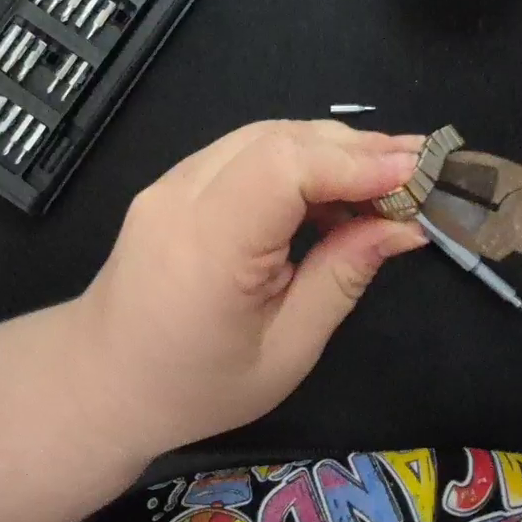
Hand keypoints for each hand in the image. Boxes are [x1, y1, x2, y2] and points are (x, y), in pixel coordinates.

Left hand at [73, 121, 427, 453]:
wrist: (103, 379)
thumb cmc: (198, 386)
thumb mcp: (286, 351)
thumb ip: (343, 277)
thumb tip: (406, 226)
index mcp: (208, 247)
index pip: (284, 169)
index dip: (354, 162)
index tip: (415, 173)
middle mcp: (182, 197)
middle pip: (277, 139)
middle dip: (354, 148)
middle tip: (417, 168)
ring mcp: (170, 181)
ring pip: (262, 135)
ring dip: (328, 148)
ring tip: (385, 175)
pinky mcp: (172, 181)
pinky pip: (243, 150)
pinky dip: (295, 157)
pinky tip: (330, 185)